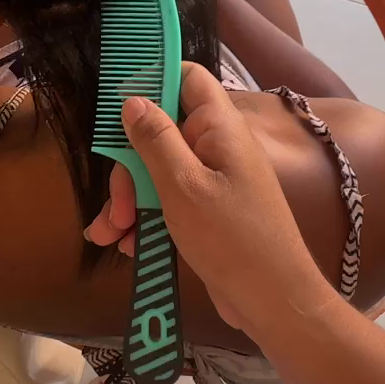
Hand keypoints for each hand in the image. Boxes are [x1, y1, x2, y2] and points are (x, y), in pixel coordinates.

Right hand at [84, 63, 338, 335]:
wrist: (275, 306)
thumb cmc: (232, 239)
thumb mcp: (183, 187)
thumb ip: (155, 139)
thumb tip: (132, 99)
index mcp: (219, 126)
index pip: (188, 77)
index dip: (154, 77)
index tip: (117, 98)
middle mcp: (216, 145)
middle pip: (161, 130)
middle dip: (130, 165)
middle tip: (117, 202)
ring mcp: (212, 177)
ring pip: (158, 169)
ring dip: (131, 198)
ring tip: (109, 233)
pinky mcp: (207, 209)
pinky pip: (168, 198)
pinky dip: (145, 217)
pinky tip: (128, 244)